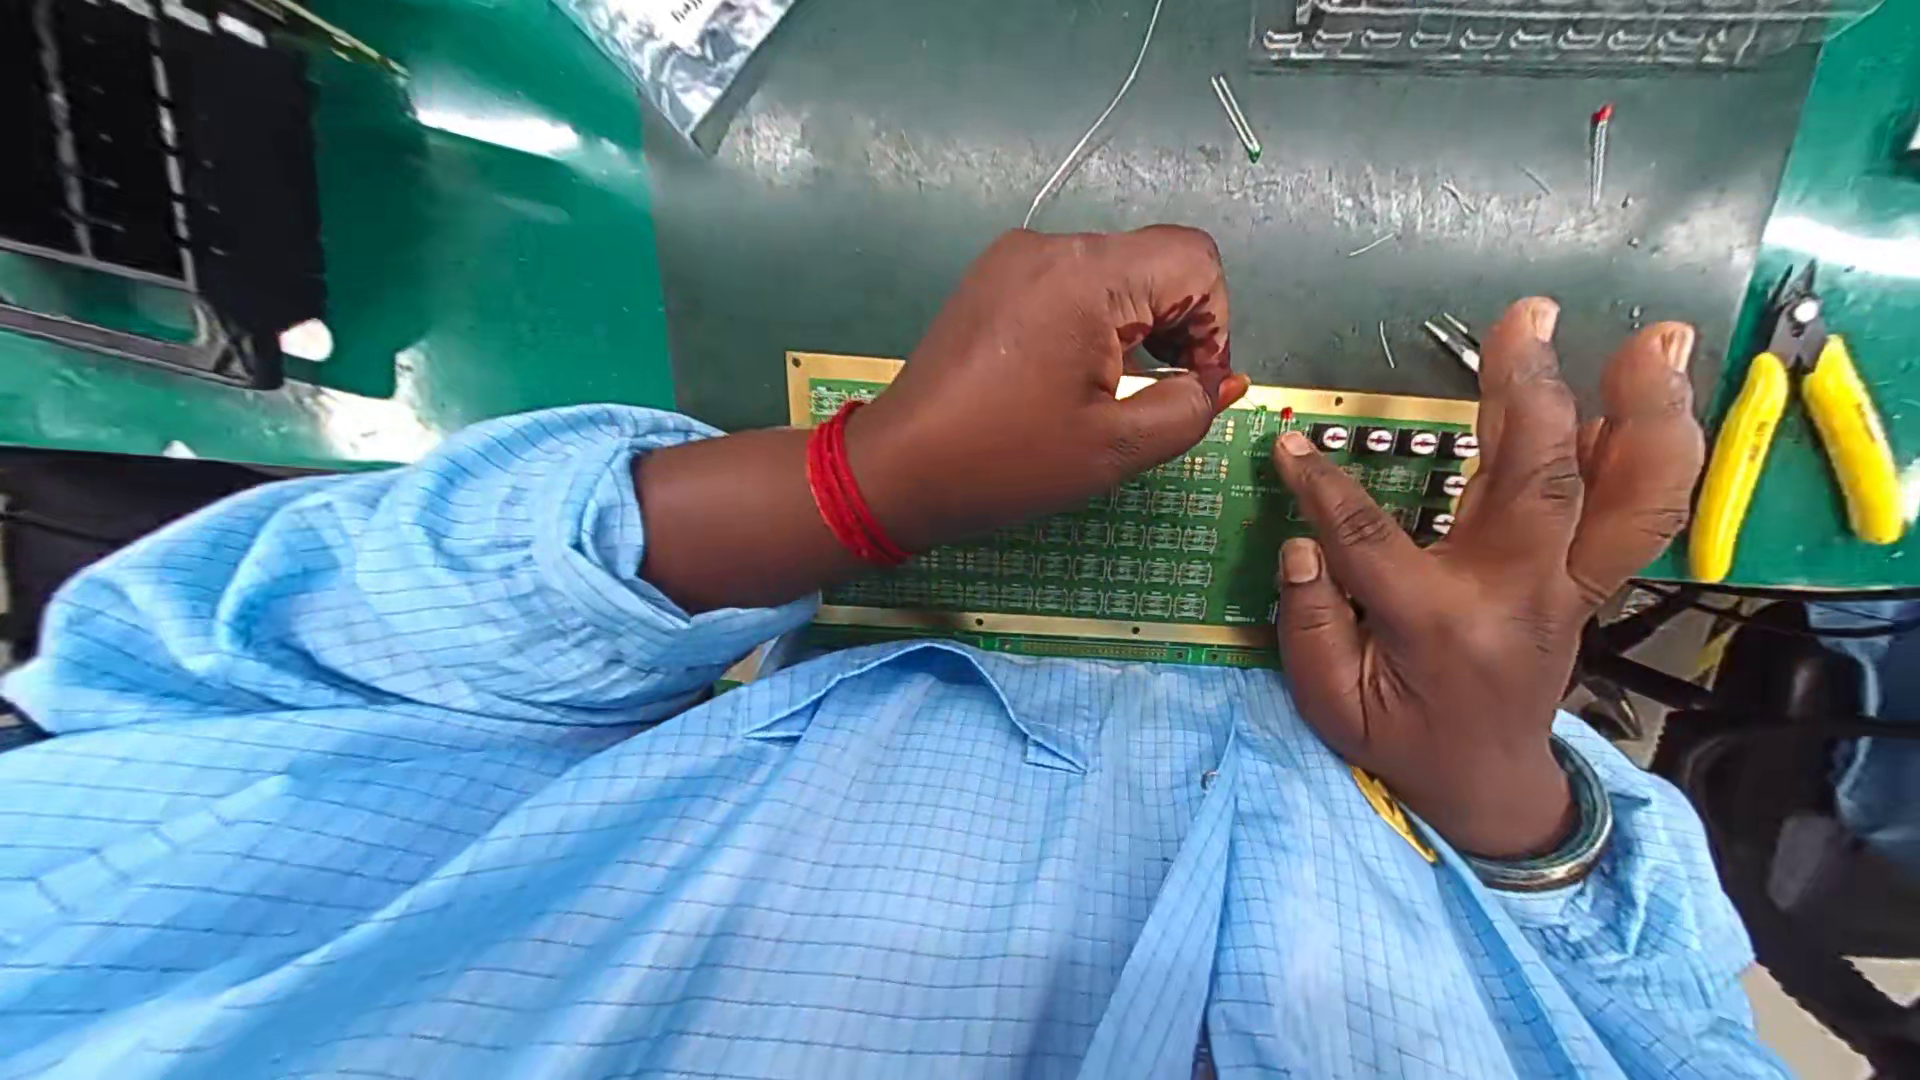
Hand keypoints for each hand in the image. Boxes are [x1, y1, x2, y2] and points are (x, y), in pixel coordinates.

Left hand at [847, 227, 1248, 550]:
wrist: (896, 472)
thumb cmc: (1004, 463)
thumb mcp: (1114, 448)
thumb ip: (1188, 408)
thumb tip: (1223, 381)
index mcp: (1084, 275)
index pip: (1195, 262)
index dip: (1216, 325)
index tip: (1195, 388)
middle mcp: (1047, 247)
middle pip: (1153, 264)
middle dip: (1177, 329)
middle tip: (1159, 395)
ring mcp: (1010, 261)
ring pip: (1110, 276)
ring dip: (1134, 328)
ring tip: (1116, 391)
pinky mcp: (988, 283)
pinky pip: (1065, 288)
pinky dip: (1091, 325)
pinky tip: (1073, 376)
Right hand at [1270, 299, 1702, 856]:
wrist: (1484, 783)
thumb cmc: (1394, 739)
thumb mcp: (1325, 698)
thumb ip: (1307, 622)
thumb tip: (1302, 546)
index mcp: (1436, 624)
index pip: (1365, 535)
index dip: (1319, 486)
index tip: (1288, 444)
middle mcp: (1515, 596)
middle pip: (1533, 480)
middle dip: (1528, 391)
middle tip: (1521, 318)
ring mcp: (1563, 590)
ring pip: (1623, 494)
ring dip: (1643, 411)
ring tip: (1650, 338)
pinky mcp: (1581, 588)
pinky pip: (1633, 516)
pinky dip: (1648, 453)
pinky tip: (1643, 401)